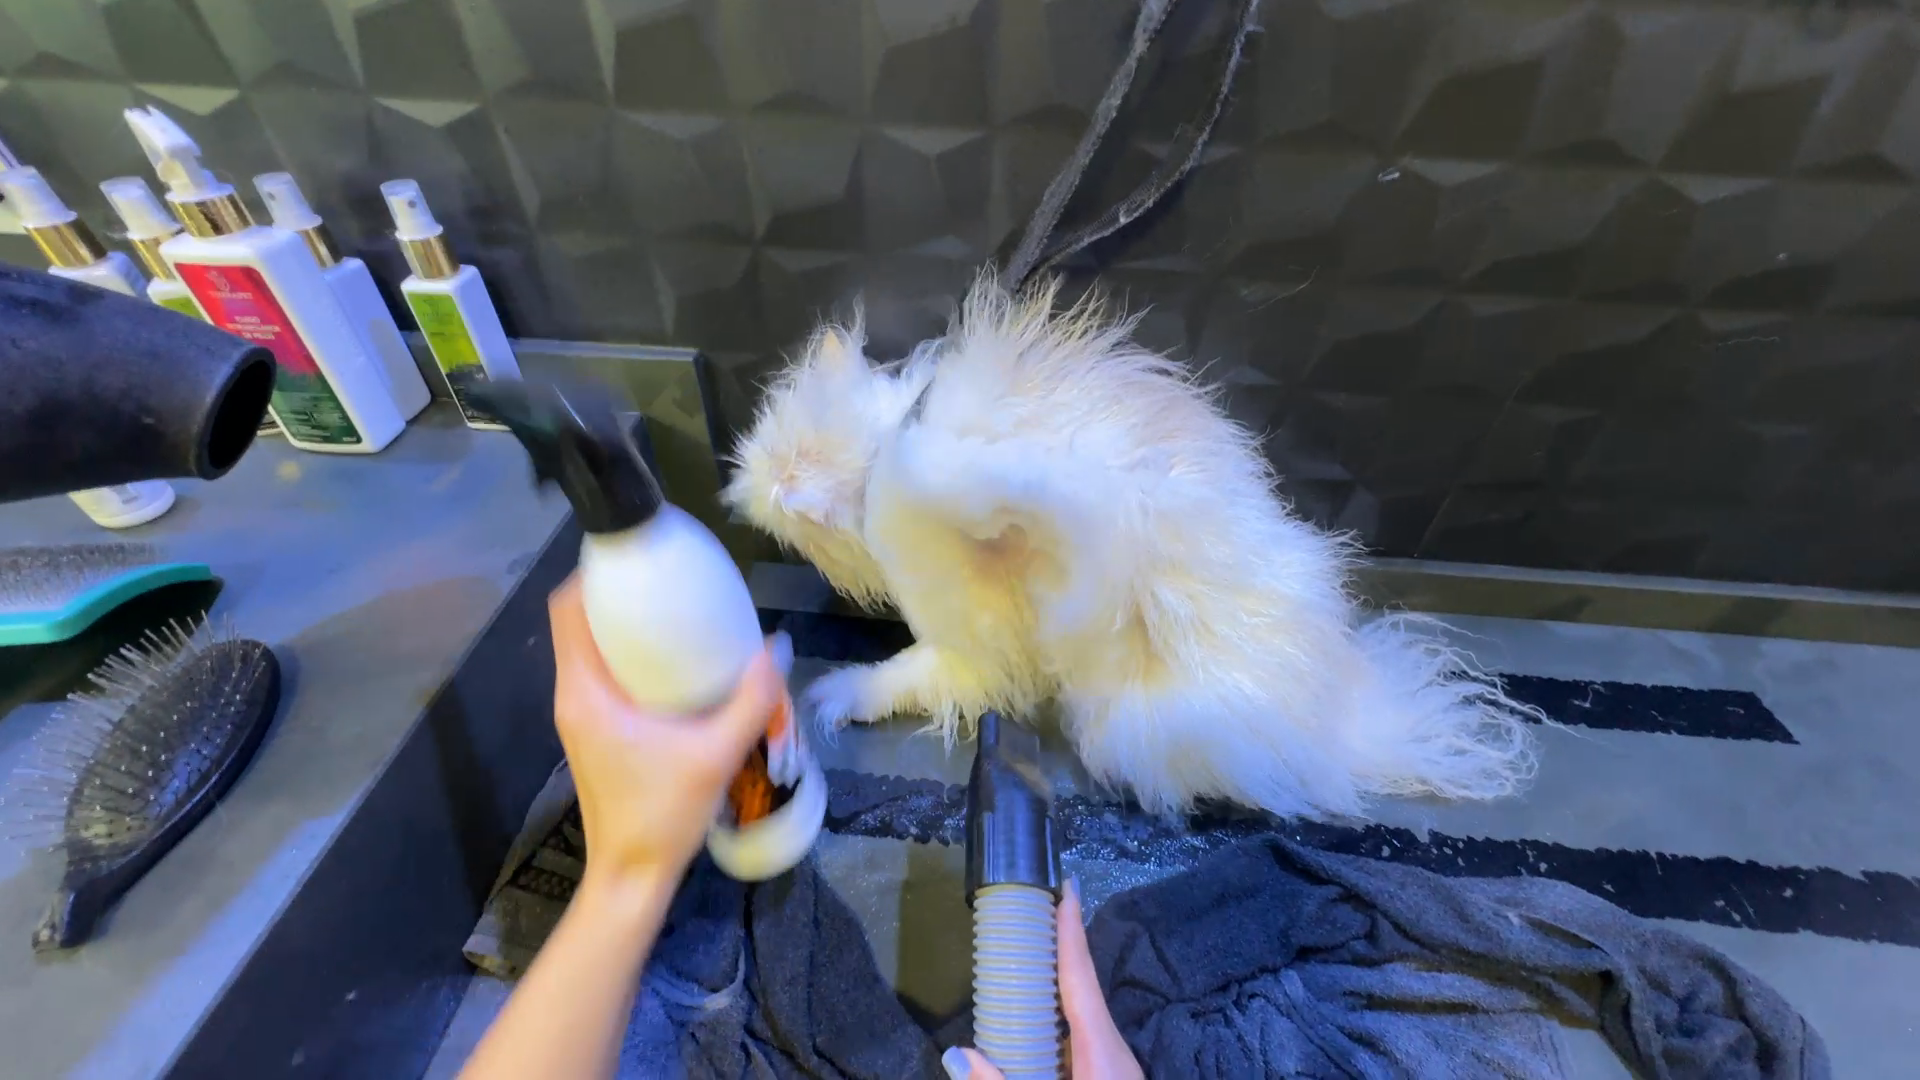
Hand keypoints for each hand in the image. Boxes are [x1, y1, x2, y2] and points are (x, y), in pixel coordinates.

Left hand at [548, 574, 786, 886]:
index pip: (567, 611)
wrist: (632, 876)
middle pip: (582, 622)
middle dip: (623, 594)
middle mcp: (574, 695)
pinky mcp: (597, 729)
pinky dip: (636, 655)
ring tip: (683, 612)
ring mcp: (582, 714)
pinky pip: (608, 672)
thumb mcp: (716, 753)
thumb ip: (752, 698)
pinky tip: (682, 662)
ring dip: (630, 625)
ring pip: (596, 647)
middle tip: (676, 579)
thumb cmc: (662, 814)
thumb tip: (778, 646)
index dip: (594, 573)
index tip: (641, 555)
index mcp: (586, 692)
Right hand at [943, 881, 1142, 1079]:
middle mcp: (1114, 1051)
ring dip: (1062, 980)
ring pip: (1085, 1014)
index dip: (1071, 930)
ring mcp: (1116, 1069)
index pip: (1081, 976)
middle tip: (1037, 906)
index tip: (1066, 885)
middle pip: (1084, 986)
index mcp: (1103, 1052)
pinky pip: (1084, 1036)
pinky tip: (1044, 1016)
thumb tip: (958, 1054)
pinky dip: (1063, 1014)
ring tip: (1033, 947)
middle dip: (1063, 946)